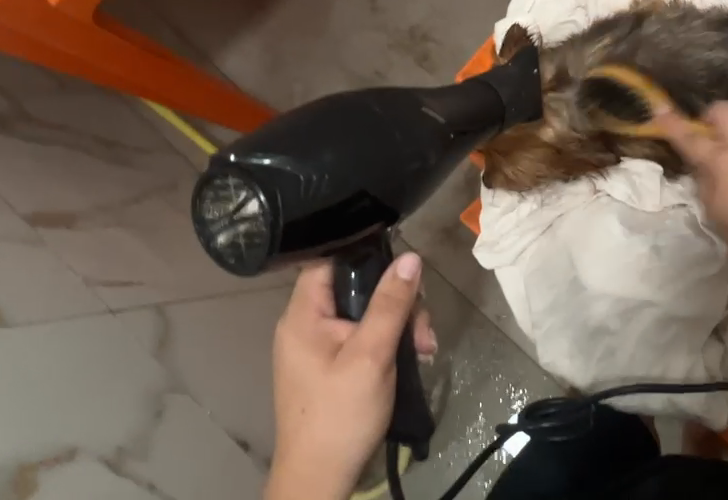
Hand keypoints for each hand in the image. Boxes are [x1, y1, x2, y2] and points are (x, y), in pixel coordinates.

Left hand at [266, 255, 436, 499]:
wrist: (322, 479)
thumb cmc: (340, 414)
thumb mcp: (371, 354)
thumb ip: (391, 303)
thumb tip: (410, 256)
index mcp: (303, 316)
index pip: (327, 259)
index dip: (362, 251)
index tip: (399, 256)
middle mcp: (308, 325)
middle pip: (357, 285)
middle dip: (397, 298)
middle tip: (421, 322)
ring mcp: (322, 346)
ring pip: (369, 310)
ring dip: (402, 323)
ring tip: (424, 346)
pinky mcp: (336, 364)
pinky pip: (368, 334)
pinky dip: (392, 340)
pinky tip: (416, 354)